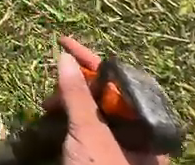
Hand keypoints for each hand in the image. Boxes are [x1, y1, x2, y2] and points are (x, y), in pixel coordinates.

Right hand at [53, 36, 167, 164]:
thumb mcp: (89, 134)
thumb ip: (78, 96)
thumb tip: (66, 57)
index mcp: (146, 132)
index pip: (119, 83)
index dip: (90, 60)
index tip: (62, 41)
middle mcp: (136, 138)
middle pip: (104, 94)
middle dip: (73, 84)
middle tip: (51, 93)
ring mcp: (118, 148)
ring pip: (92, 109)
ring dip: (67, 101)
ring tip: (49, 109)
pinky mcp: (100, 155)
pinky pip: (85, 124)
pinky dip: (67, 116)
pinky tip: (53, 118)